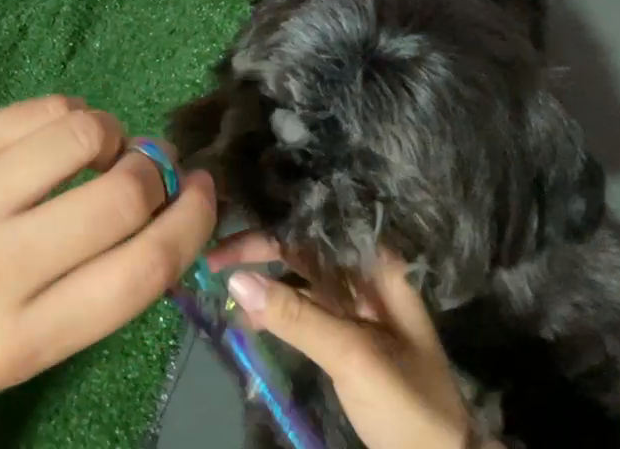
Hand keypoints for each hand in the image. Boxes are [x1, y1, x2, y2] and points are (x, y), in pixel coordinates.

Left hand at [0, 95, 216, 426]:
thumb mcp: (19, 354)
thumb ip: (95, 291)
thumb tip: (164, 212)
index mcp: (20, 340)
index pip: (141, 270)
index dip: (192, 224)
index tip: (205, 196)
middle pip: (122, 195)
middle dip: (158, 177)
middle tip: (151, 175)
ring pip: (84, 134)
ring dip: (113, 138)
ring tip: (101, 152)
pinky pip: (39, 111)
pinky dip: (71, 118)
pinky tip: (59, 139)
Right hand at [208, 236, 479, 448]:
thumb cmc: (406, 399)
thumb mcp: (351, 355)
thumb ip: (297, 316)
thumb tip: (236, 279)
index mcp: (379, 266)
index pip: (321, 227)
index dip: (277, 220)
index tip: (230, 224)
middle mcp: (367, 276)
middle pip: (307, 248)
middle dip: (263, 248)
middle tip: (213, 257)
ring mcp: (356, 307)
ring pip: (302, 278)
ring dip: (265, 277)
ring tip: (220, 279)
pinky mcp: (346, 336)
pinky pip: (305, 309)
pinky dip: (276, 309)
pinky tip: (249, 315)